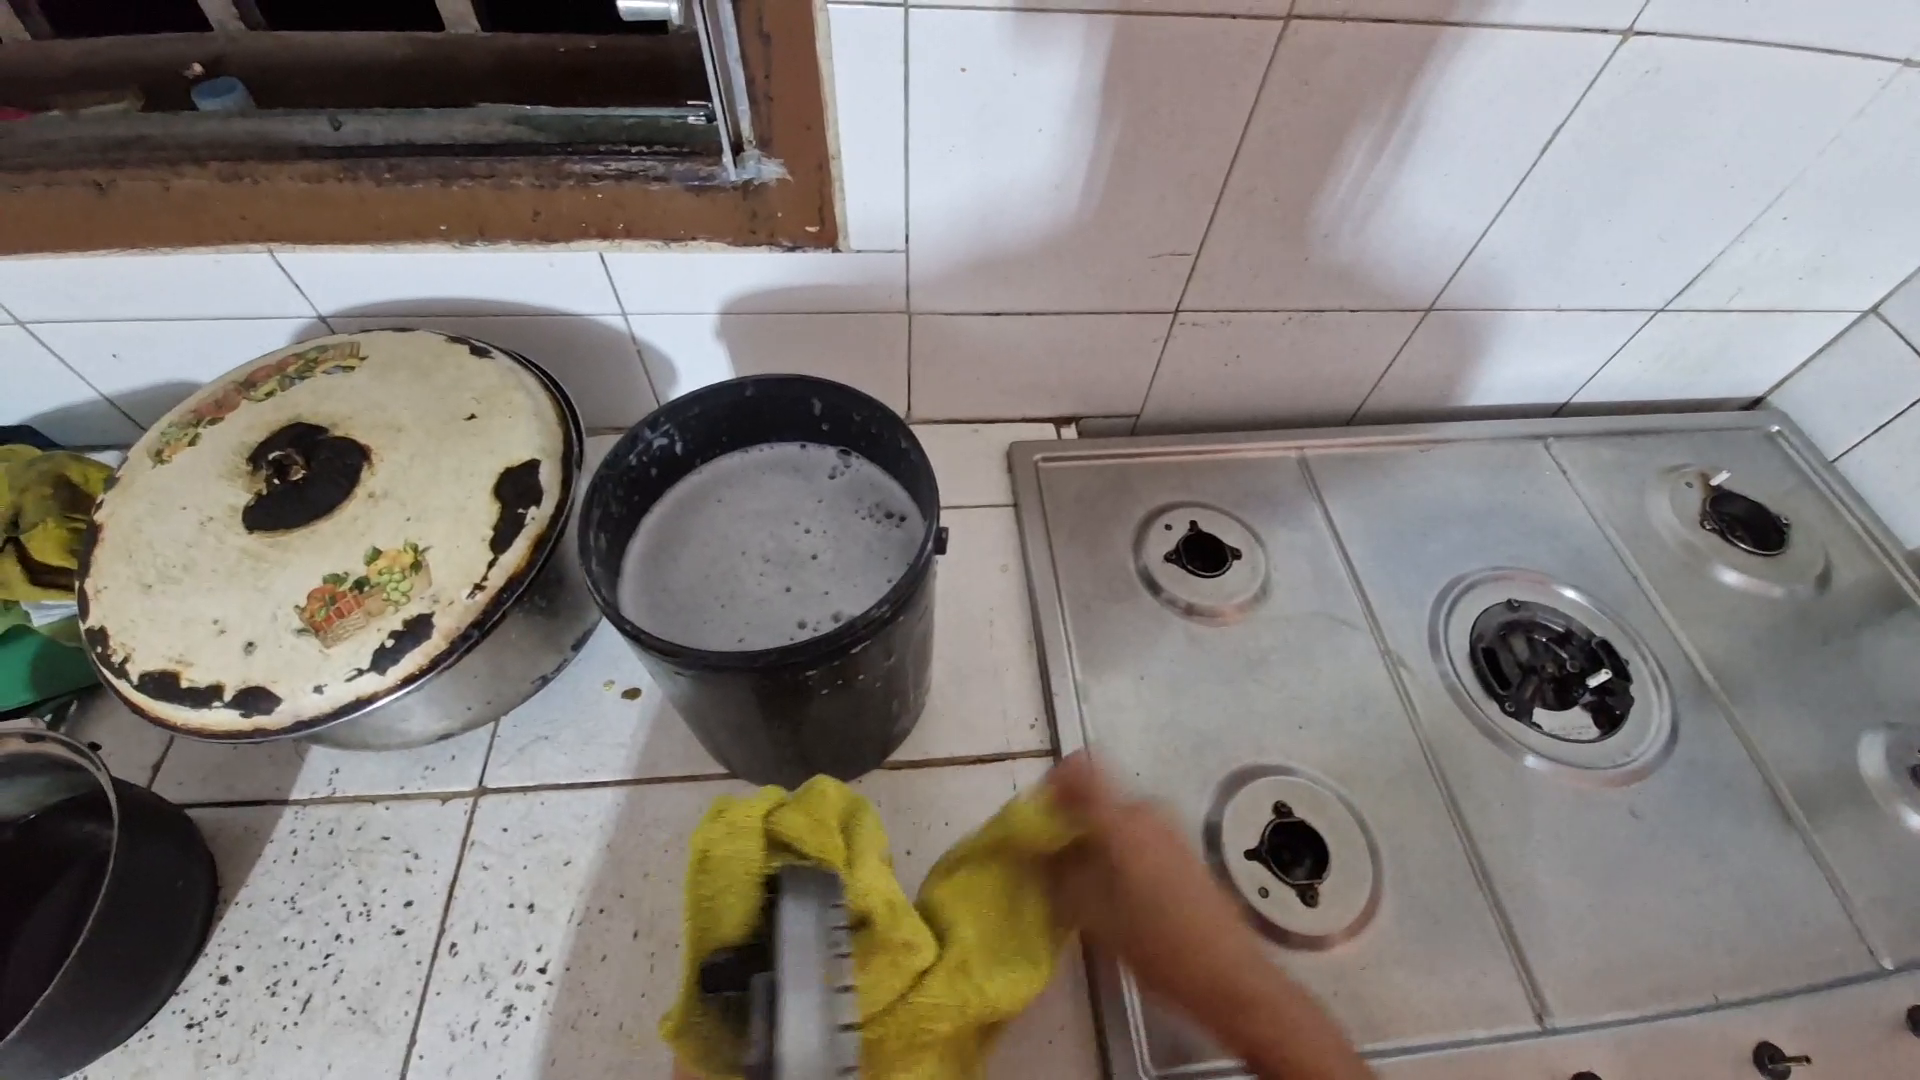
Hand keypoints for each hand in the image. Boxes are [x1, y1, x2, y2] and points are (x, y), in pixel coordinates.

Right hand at [1045, 751, 1264, 1010]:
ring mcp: (1168, 828)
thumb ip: (1059, 873)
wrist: (1230, 976)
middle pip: (1095, 795)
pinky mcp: (1182, 847)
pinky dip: (1115, 848)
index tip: (1036, 815)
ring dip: (1091, 837)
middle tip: (1049, 857)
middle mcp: (1146, 811)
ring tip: (1079, 880)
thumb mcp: (1095, 915)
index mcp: (1121, 820)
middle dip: (1068, 820)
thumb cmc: (1157, 945)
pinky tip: (1113, 889)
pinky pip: (1135, 831)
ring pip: (1115, 816)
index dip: (1052, 782)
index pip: (1079, 768)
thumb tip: (1035, 851)